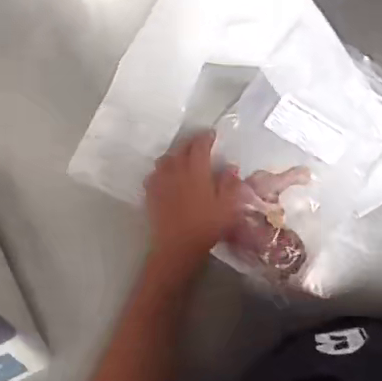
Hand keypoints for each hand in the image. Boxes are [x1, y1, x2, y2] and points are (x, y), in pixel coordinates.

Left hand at [143, 131, 242, 272]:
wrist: (177, 246)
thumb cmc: (206, 226)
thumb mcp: (227, 206)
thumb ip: (230, 184)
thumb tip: (231, 167)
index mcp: (196, 170)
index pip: (200, 145)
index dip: (206, 137)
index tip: (211, 135)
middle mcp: (176, 170)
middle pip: (180, 149)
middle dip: (190, 143)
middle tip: (198, 145)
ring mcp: (160, 181)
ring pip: (164, 159)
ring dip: (174, 155)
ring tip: (181, 160)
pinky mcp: (150, 194)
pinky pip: (154, 175)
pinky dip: (161, 172)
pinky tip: (166, 178)